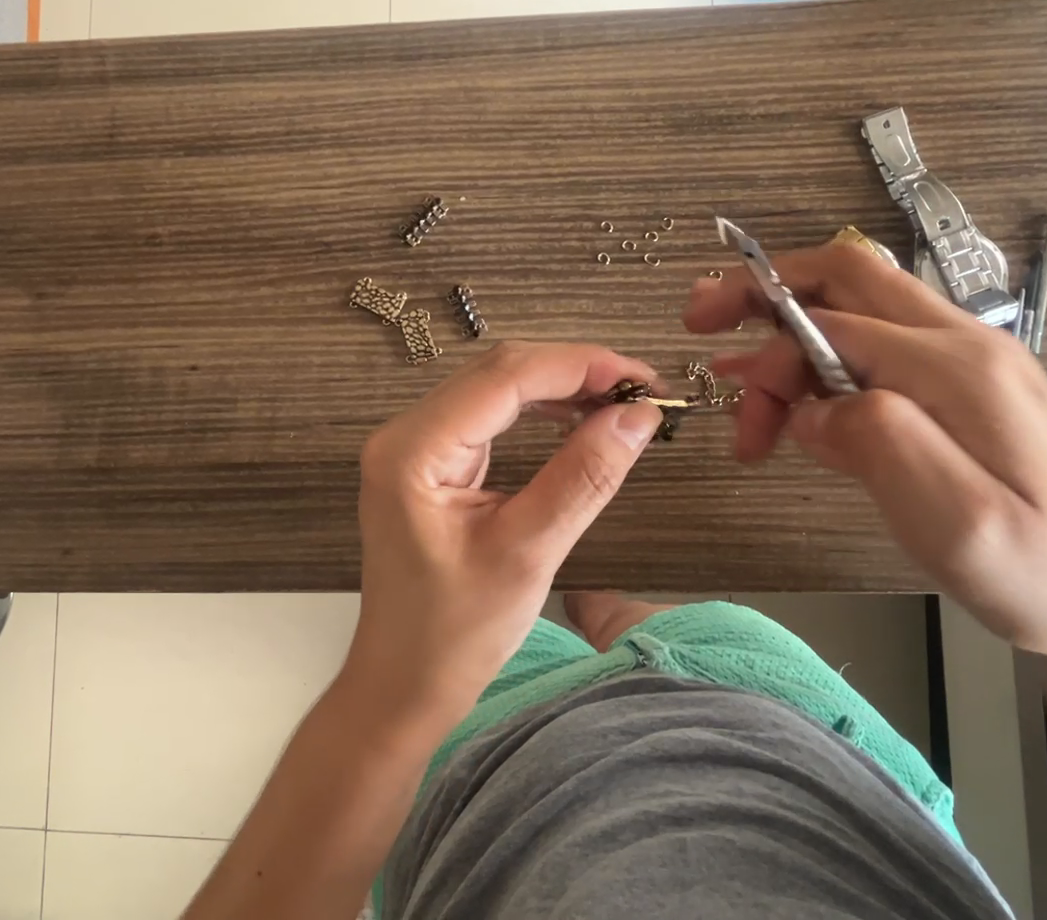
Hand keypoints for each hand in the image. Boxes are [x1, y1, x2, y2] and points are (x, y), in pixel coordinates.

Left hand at [341, 342, 662, 728]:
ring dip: (555, 389)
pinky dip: (533, 413)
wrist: (404, 681)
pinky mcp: (425, 463)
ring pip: (492, 390)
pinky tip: (572, 420)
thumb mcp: (528, 554)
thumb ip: (582, 477)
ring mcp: (410, 447)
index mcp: (413, 450)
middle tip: (640, 392)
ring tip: (617, 405)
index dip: (578, 365)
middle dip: (571, 372)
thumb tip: (637, 416)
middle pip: (496, 373)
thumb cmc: (456, 633)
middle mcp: (403, 434)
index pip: (504, 377)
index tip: (643, 378)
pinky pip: (484, 418)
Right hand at [683, 244, 1046, 673]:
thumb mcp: (958, 523)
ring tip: (746, 403)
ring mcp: (970, 364)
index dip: (765, 345)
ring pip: (856, 312)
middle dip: (764, 291)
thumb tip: (814, 403)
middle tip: (701, 320)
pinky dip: (819, 364)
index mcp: (957, 368)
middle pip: (846, 279)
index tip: (730, 401)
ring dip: (787, 339)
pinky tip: (798, 410)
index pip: (832, 320)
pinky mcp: (967, 392)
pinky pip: (876, 350)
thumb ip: (879, 442)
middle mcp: (964, 345)